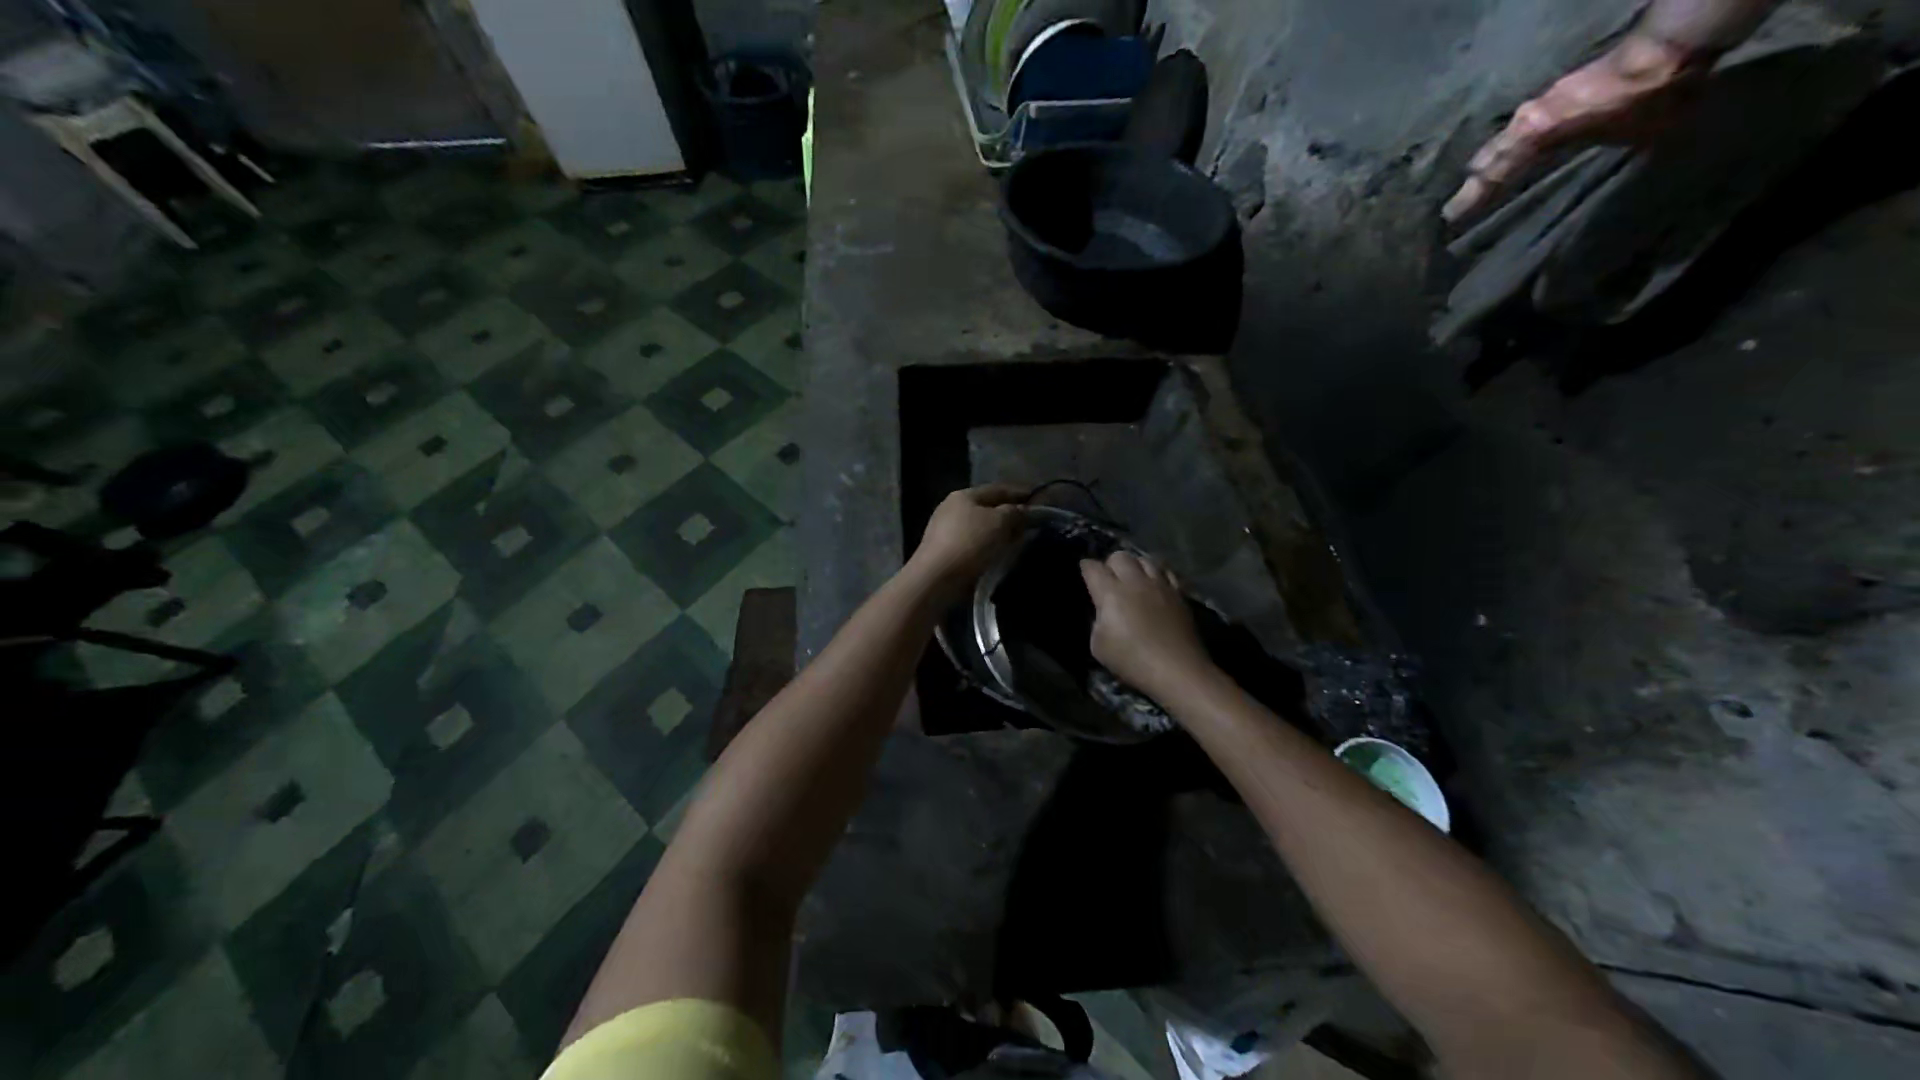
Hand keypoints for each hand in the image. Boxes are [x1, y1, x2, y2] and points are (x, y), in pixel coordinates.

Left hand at [907, 484, 1026, 594]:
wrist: (936, 578)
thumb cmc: (970, 543)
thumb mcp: (999, 522)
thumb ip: (1014, 512)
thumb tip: (1022, 511)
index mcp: (963, 495)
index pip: (997, 489)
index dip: (1019, 493)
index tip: (1038, 499)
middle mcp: (951, 508)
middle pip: (987, 508)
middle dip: (1009, 514)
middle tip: (1030, 523)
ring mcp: (945, 531)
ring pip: (980, 527)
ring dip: (999, 532)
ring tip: (1017, 541)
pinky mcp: (944, 552)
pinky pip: (973, 544)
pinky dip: (988, 546)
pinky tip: (998, 555)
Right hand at [1079, 552, 1214, 699]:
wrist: (1177, 670)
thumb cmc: (1132, 661)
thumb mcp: (1098, 646)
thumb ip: (1097, 621)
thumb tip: (1103, 612)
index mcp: (1110, 593)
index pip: (1092, 568)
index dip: (1086, 568)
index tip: (1085, 574)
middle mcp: (1135, 582)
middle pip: (1120, 556)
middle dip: (1110, 564)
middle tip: (1109, 579)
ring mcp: (1160, 585)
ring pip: (1145, 559)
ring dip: (1135, 566)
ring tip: (1134, 579)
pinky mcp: (1179, 593)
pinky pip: (1166, 571)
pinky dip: (1157, 573)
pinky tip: (1155, 584)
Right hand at [1442, 32, 1699, 224]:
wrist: (1670, 44)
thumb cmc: (1645, 100)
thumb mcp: (1621, 141)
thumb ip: (1587, 162)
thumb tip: (1580, 190)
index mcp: (1532, 137)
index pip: (1493, 176)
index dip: (1472, 199)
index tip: (1450, 219)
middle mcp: (1526, 122)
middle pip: (1488, 158)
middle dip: (1473, 182)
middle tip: (1455, 206)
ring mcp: (1540, 106)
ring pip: (1501, 142)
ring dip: (1489, 162)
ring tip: (1476, 181)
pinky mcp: (1556, 95)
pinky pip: (1521, 128)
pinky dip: (1509, 146)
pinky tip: (1510, 153)